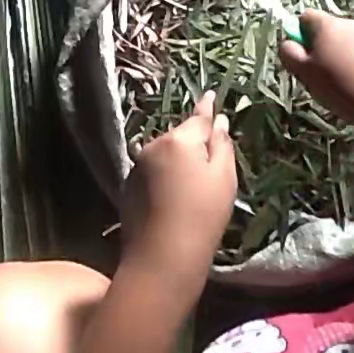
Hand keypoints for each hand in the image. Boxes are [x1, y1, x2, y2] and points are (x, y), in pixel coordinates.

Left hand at [121, 90, 235, 288]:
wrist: (162, 257)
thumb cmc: (203, 216)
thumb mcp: (224, 178)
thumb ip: (221, 145)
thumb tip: (219, 121)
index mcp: (179, 140)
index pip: (198, 117)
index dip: (208, 107)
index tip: (212, 95)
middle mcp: (153, 145)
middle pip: (180, 136)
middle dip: (193, 141)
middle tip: (211, 158)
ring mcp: (137, 166)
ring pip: (164, 153)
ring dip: (177, 159)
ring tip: (193, 182)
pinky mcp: (129, 186)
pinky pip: (152, 171)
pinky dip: (164, 176)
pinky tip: (173, 196)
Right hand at [277, 11, 353, 132]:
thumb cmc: (340, 88)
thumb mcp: (304, 73)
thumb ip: (289, 53)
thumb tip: (288, 42)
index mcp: (328, 25)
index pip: (305, 16)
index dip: (299, 35)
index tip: (303, 58)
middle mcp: (351, 24)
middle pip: (328, 30)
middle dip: (321, 48)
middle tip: (320, 75)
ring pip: (348, 42)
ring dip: (342, 57)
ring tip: (343, 84)